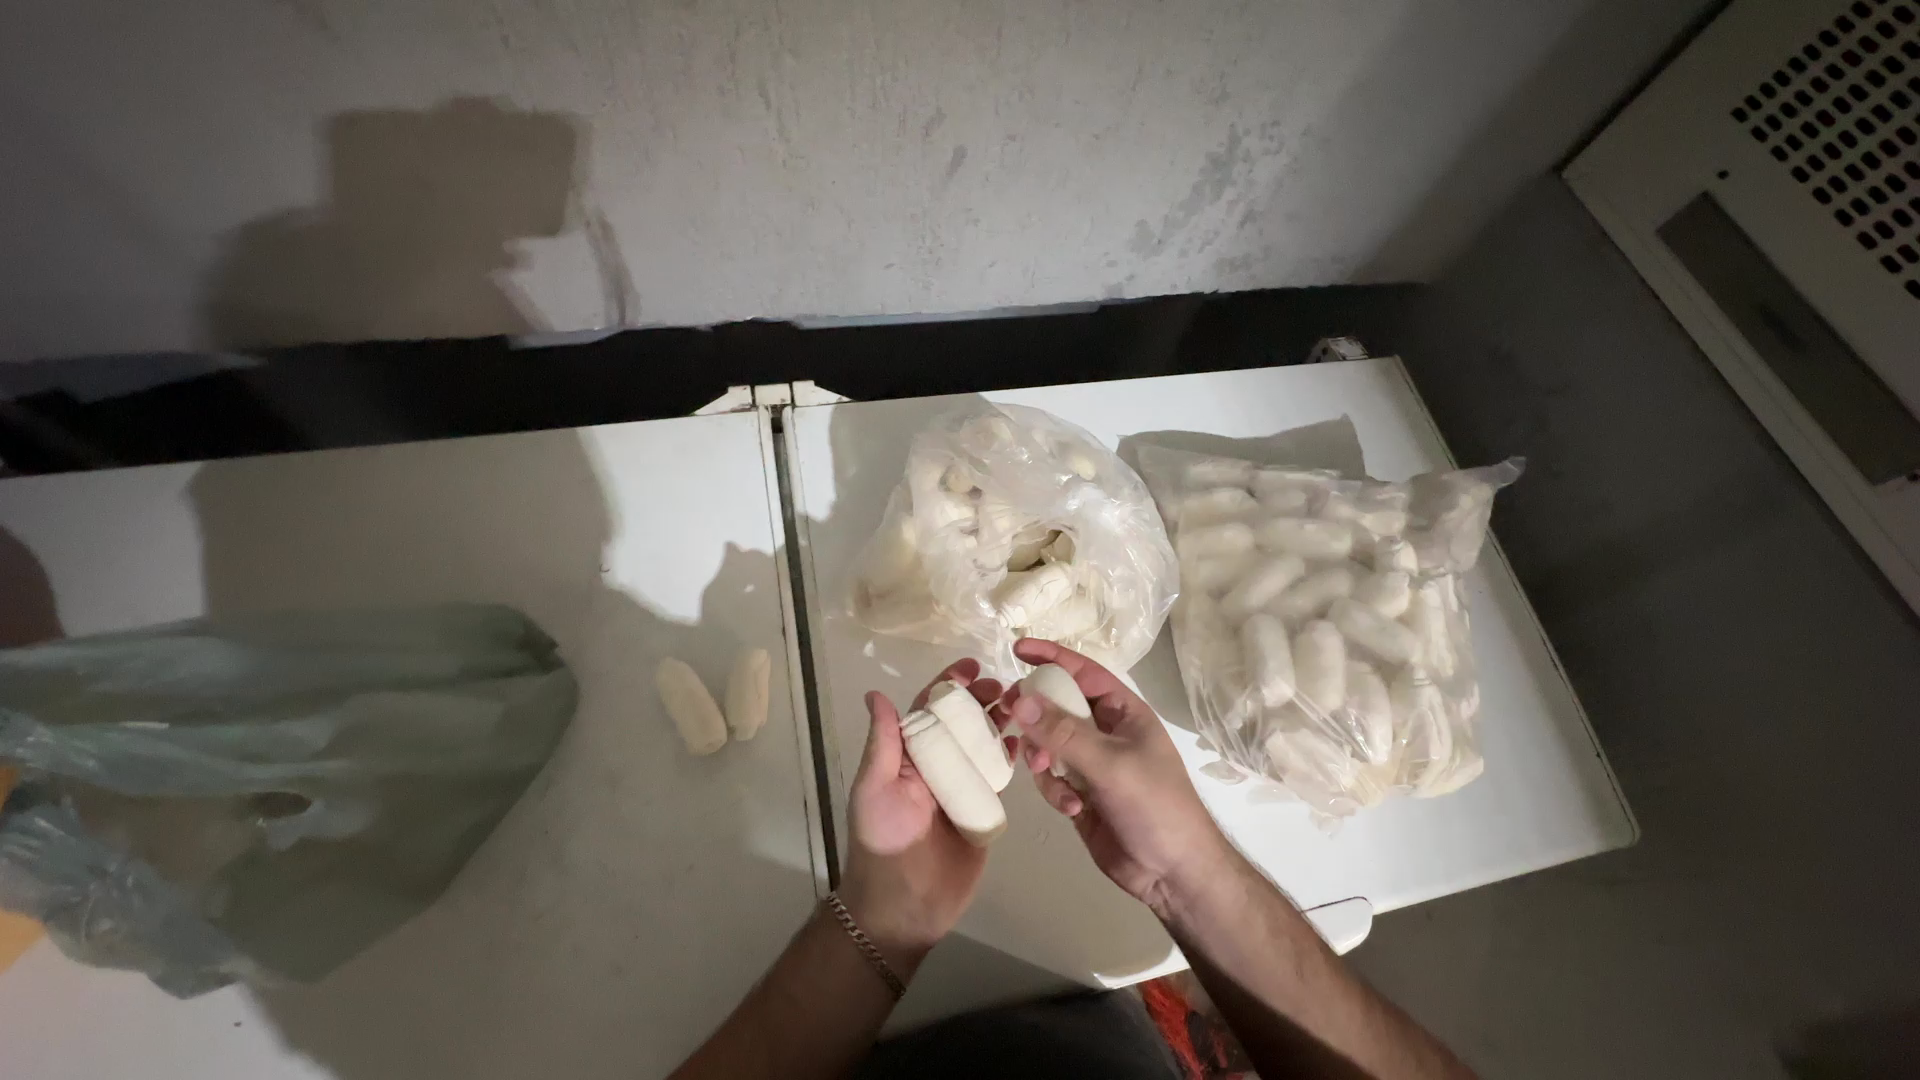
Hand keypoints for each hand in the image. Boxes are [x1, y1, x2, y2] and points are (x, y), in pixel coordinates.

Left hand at [838, 659, 999, 957]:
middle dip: (980, 699)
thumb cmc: (882, 841)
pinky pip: (997, 776)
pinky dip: (1010, 757)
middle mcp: (934, 765)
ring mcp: (960, 787)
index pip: (928, 709)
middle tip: (1003, 687)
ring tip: (1021, 704)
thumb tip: (876, 693)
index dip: (947, 685)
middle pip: (960, 722)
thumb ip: (883, 742)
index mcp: (906, 755)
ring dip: (999, 722)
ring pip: (982, 744)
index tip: (971, 666)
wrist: (902, 906)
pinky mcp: (982, 810)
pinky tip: (1025, 744)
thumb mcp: (874, 787)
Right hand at [996, 638, 1237, 919]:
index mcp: (1124, 712)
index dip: (1051, 656)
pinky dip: (1054, 790)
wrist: (1172, 873)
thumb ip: (1063, 732)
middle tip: (1011, 718)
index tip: (1016, 648)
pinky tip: (1070, 808)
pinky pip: (1051, 778)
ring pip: (1047, 744)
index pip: (1083, 672)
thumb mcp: (1110, 764)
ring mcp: (1091, 764)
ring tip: (1051, 776)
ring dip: (1043, 759)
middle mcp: (1105, 732)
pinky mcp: (1079, 794)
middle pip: (1057, 707)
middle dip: (1035, 715)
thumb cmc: (1155, 805)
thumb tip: (1020, 699)